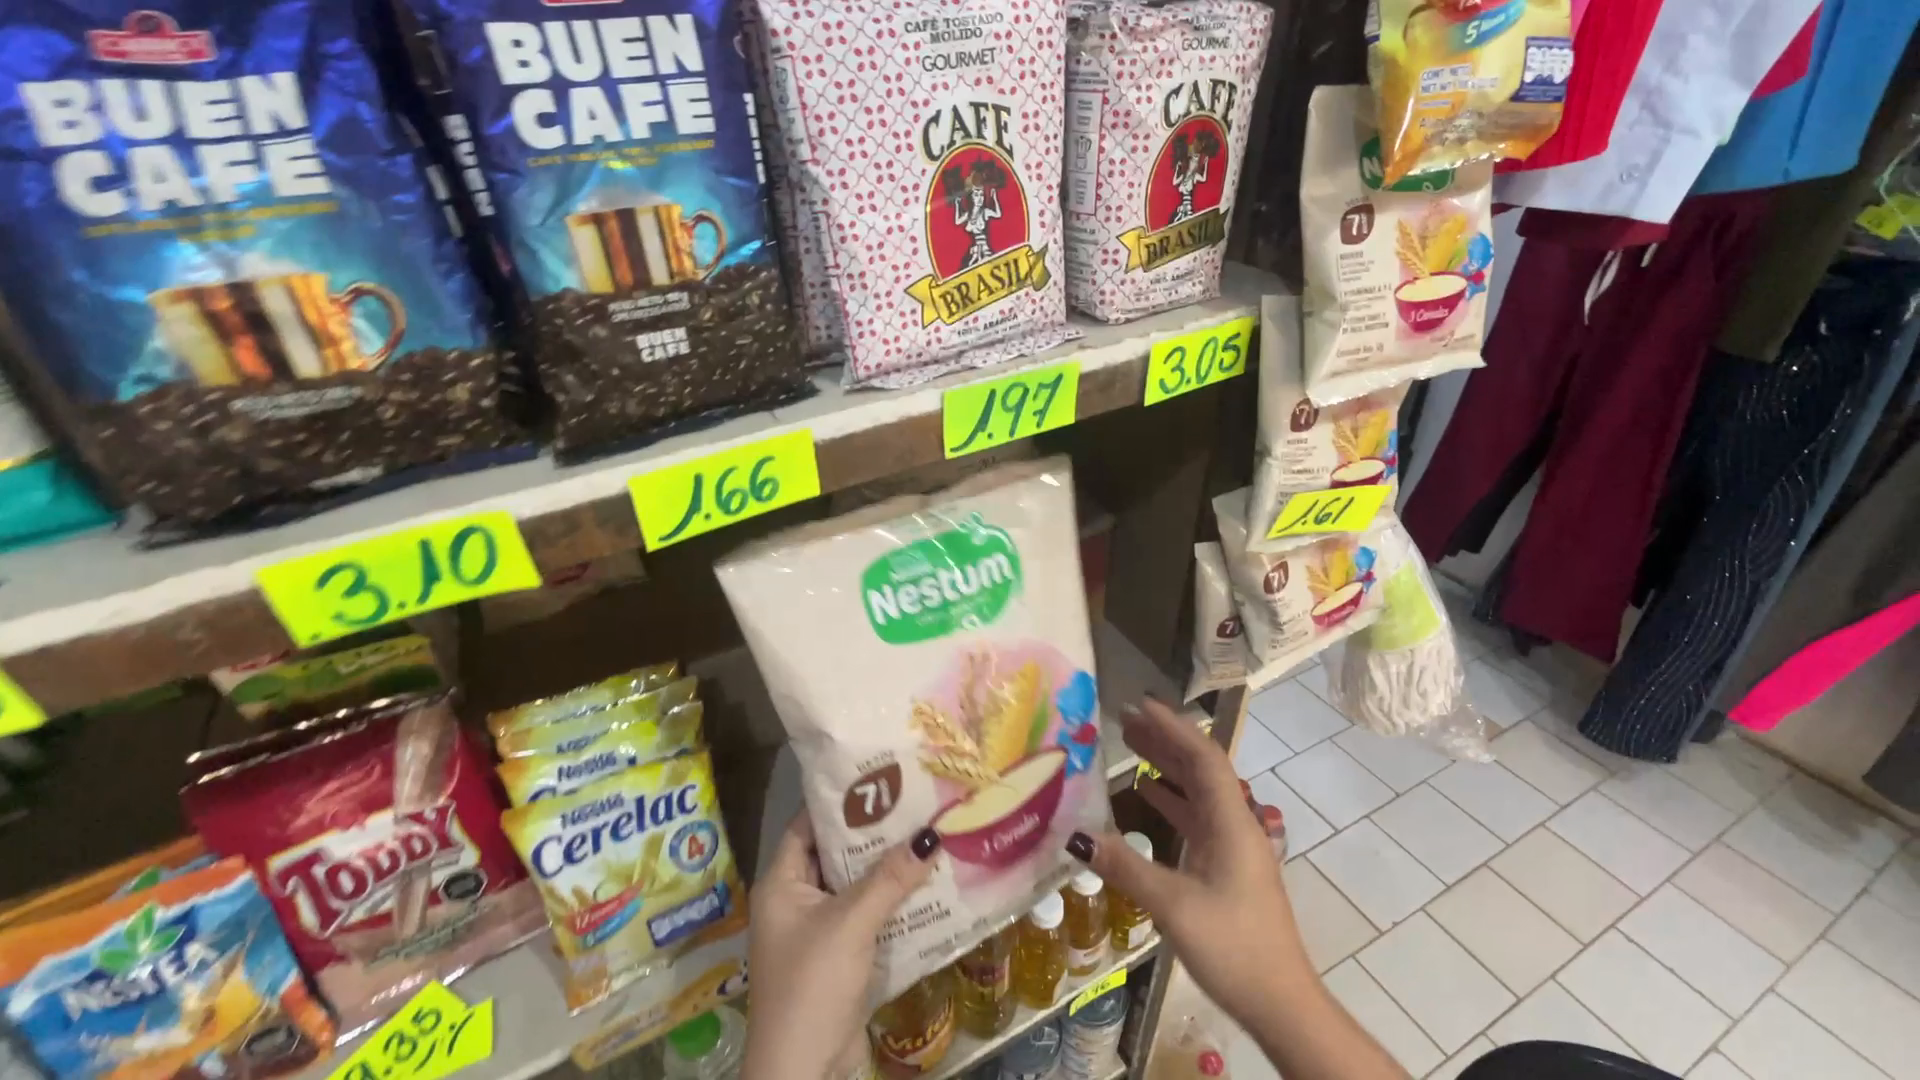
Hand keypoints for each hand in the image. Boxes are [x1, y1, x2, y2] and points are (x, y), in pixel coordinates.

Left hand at [741, 814, 939, 1079]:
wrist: (803, 1070)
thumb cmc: (812, 984)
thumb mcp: (850, 924)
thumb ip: (889, 879)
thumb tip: (930, 834)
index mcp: (781, 883)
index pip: (808, 825)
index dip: (841, 801)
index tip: (881, 778)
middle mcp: (796, 901)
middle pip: (836, 854)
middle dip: (875, 835)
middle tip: (918, 803)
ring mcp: (818, 931)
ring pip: (856, 887)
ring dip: (889, 871)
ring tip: (931, 836)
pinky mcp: (840, 958)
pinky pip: (868, 918)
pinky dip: (893, 904)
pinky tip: (929, 888)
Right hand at [1067, 698, 1310, 1031]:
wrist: (1280, 1002)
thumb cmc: (1233, 947)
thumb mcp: (1174, 906)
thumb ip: (1126, 867)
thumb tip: (1076, 834)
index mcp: (1232, 824)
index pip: (1204, 758)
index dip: (1172, 727)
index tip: (1139, 704)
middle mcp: (1235, 825)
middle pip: (1201, 769)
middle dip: (1165, 740)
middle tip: (1124, 719)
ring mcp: (1233, 847)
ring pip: (1198, 792)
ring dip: (1167, 766)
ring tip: (1129, 744)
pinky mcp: (1226, 867)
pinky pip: (1196, 818)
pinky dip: (1171, 800)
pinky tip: (1146, 795)